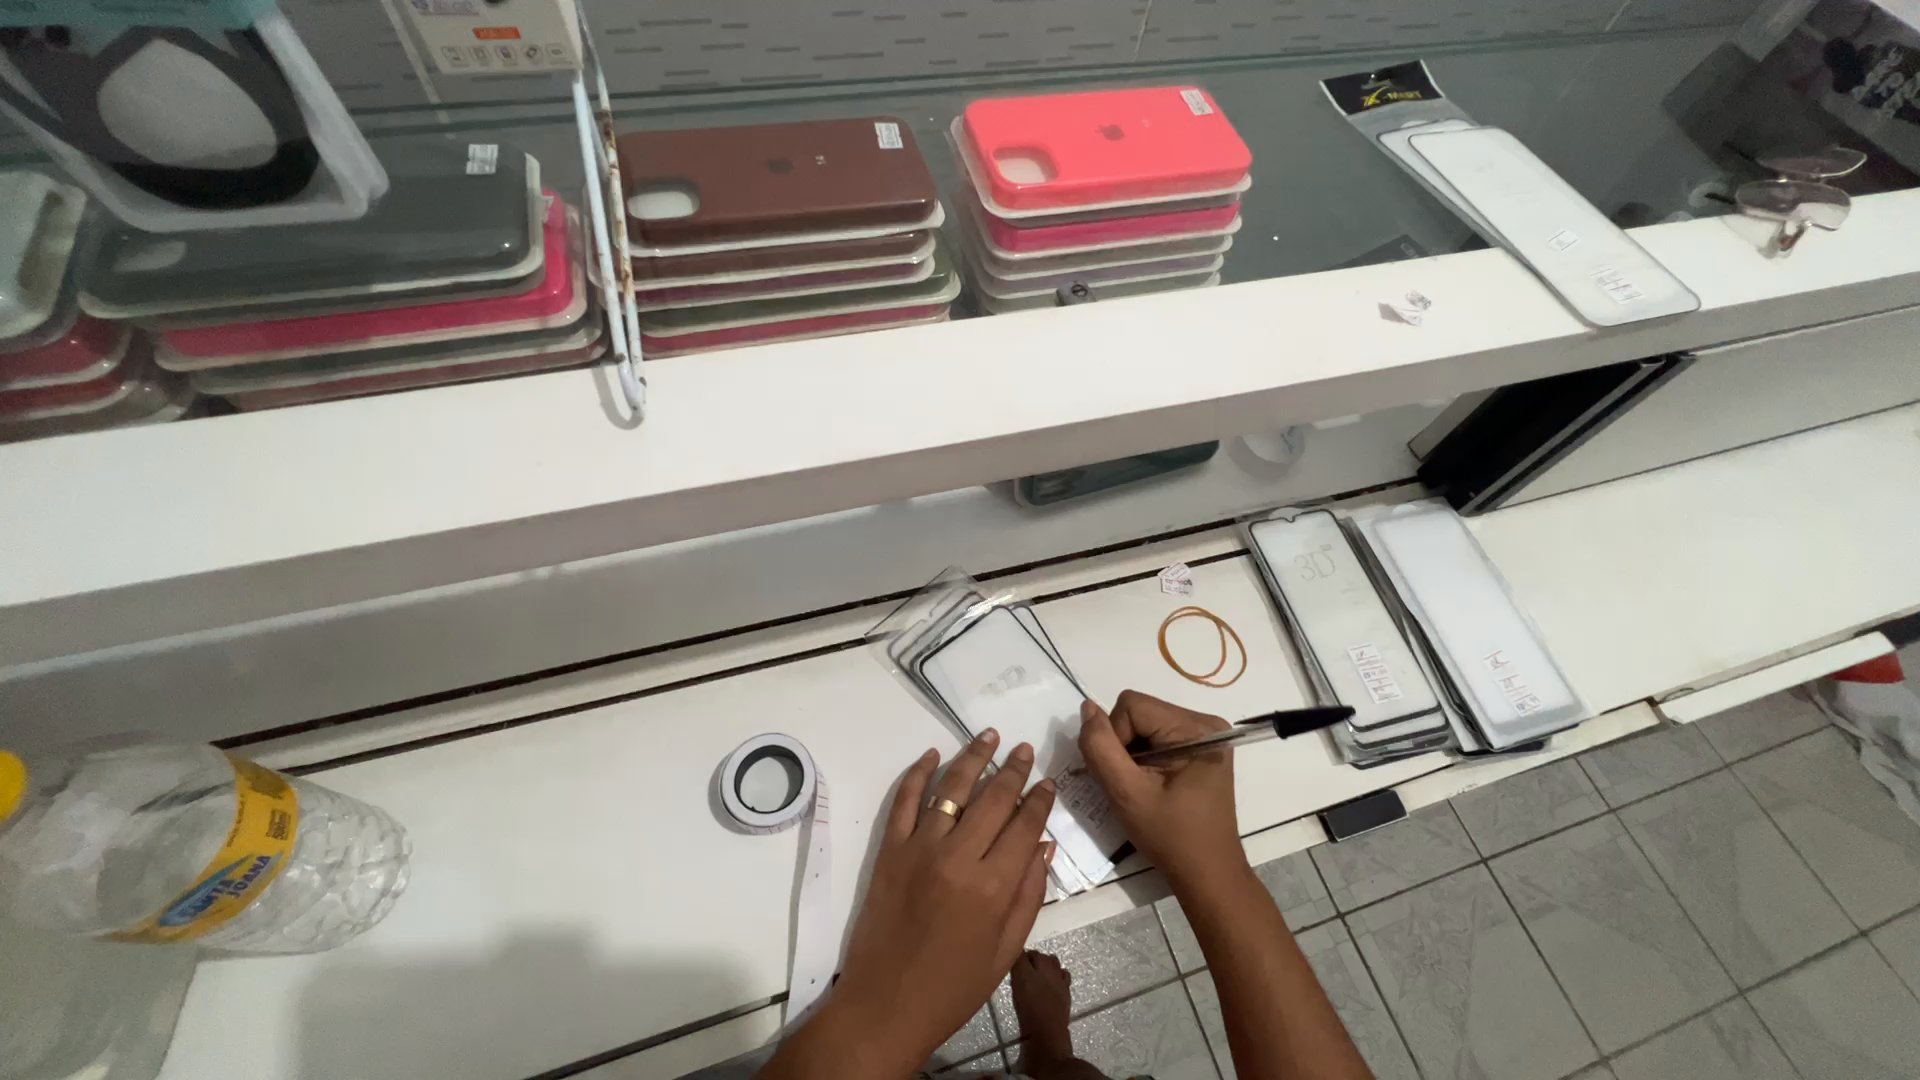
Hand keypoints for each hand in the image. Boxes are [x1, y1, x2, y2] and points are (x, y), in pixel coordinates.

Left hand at [819, 730, 1056, 1074]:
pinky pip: (904, 801)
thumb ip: (1029, 894)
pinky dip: (917, 773)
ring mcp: (919, 848)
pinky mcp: (889, 850)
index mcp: (992, 887)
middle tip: (1023, 748)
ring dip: (972, 758)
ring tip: (988, 736)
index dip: (1040, 800)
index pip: (1024, 826)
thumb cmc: (954, 987)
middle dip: (1013, 770)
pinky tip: (932, 754)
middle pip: (993, 799)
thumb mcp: (1005, 951)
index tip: (1048, 781)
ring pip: (951, 789)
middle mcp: (958, 857)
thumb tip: (1044, 844)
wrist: (885, 1007)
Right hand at [1077, 691, 1245, 886]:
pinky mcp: (1201, 746)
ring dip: (1131, 751)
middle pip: (1138, 710)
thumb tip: (1088, 708)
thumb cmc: (1170, 837)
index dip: (1115, 737)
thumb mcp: (1127, 794)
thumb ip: (1101, 748)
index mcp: (1196, 729)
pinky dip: (1144, 755)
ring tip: (1141, 785)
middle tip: (1131, 783)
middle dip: (1123, 744)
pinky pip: (1156, 733)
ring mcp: (1205, 733)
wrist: (1207, 873)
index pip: (1131, 706)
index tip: (1124, 776)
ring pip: (1143, 721)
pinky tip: (1151, 782)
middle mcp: (1205, 721)